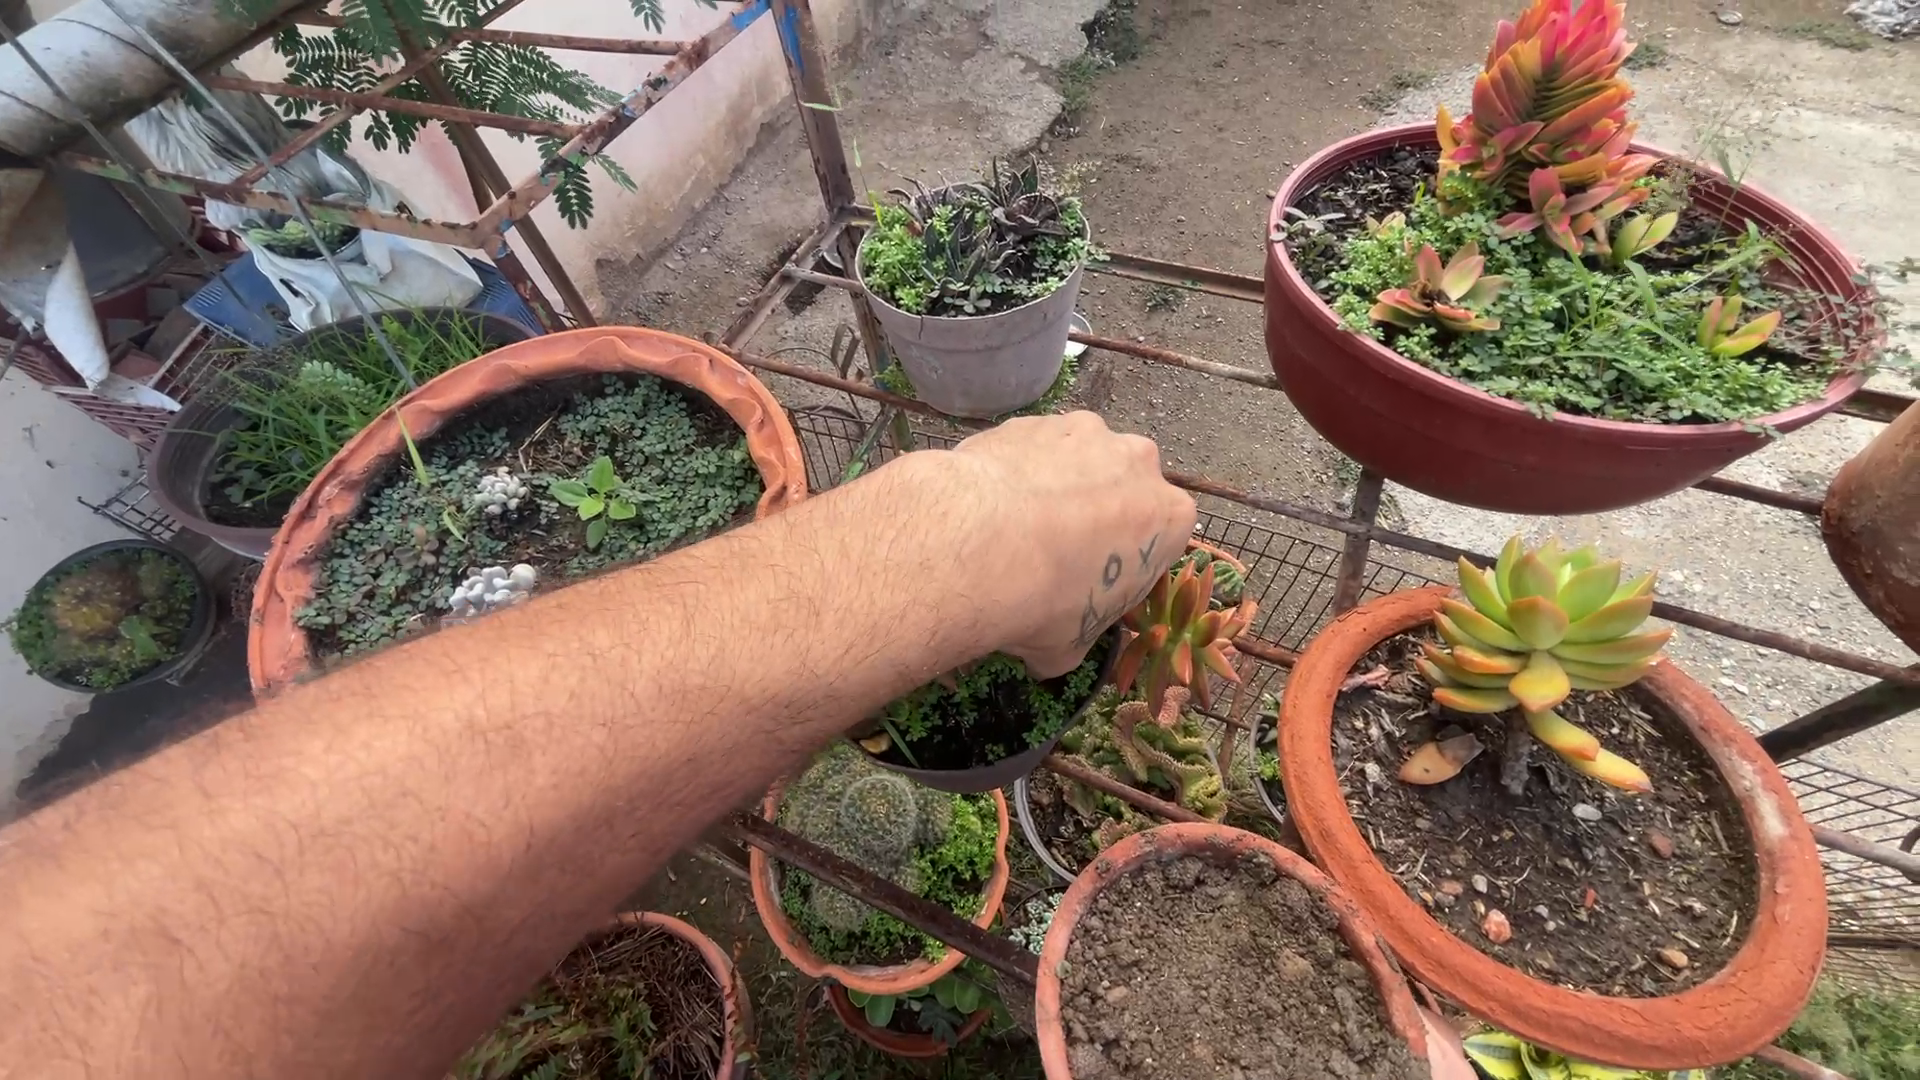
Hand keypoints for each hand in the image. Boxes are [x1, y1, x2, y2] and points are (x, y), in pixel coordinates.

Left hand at [936, 412, 1195, 677]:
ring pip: (1074, 460)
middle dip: (1094, 513)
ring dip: (1053, 485)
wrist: (979, 544)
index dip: (1124, 560)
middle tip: (1050, 550)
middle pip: (1121, 487)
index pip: (1159, 536)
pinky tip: (984, 504)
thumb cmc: (1045, 602)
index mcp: (1169, 517)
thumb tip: (1048, 657)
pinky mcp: (1031, 421)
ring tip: (1010, 525)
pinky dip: (1013, 470)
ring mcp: (1082, 432)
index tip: (1091, 580)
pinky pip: (1028, 448)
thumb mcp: (1070, 647)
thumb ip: (1075, 639)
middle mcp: (1137, 461)